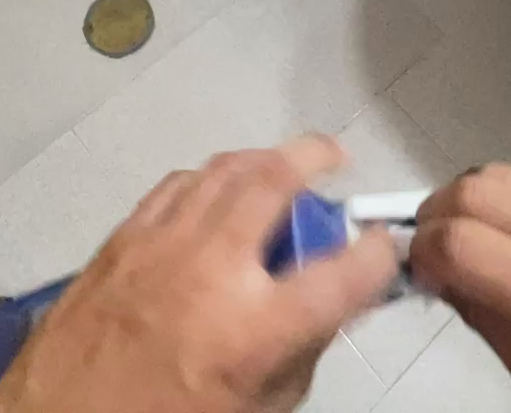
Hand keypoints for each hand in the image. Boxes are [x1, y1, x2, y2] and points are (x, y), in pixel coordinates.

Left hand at [0, 135, 397, 412]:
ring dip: (262, 157)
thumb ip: (297, 356)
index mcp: (250, 331)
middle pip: (274, 183)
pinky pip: (178, 185)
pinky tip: (217, 190)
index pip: (338, 278)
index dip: (376, 256)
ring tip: (281, 164)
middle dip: (314, 155)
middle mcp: (210, 270)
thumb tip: (329, 305)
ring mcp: (162, 244)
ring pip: (224, 169)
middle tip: (335, 155)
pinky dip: (209, 178)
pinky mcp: (124, 235)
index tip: (386, 243)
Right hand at [410, 164, 510, 412]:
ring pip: (495, 170)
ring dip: (466, 199)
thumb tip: (437, 272)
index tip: (419, 275)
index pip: (456, 242)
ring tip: (469, 236)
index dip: (421, 253)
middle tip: (434, 252)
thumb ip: (484, 320)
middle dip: (434, 216)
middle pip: (468, 190)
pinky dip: (504, 195)